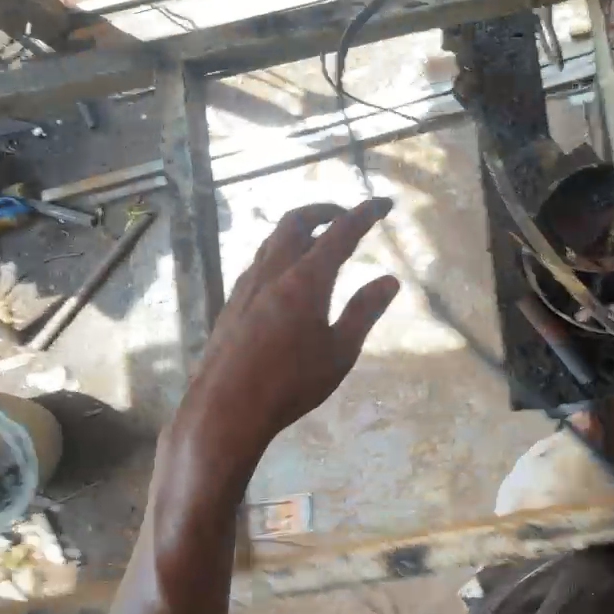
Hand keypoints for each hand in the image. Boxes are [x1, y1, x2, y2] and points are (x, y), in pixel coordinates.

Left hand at [171, 199, 400, 472]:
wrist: (223, 411)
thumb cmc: (291, 383)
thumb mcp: (340, 352)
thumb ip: (364, 311)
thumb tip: (390, 280)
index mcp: (306, 279)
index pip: (341, 232)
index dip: (365, 214)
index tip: (384, 203)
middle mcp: (274, 272)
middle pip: (296, 222)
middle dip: (324, 210)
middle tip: (345, 215)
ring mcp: (247, 287)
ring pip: (272, 240)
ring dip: (299, 230)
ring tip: (318, 241)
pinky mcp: (232, 304)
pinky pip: (259, 262)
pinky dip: (281, 252)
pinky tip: (286, 277)